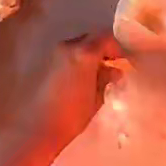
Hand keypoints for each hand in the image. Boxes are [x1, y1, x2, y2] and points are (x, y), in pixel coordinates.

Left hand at [25, 32, 123, 146]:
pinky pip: (70, 53)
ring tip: (102, 71)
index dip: (119, 47)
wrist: (39, 127)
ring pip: (80, 44)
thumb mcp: (96, 97)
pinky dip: (81, 58)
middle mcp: (69, 46)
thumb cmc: (73, 115)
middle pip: (92, 38)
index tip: (126, 60)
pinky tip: (86, 76)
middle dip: (106, 48)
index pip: (107, 38)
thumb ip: (106, 79)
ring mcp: (56, 53)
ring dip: (92, 53)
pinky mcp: (48, 62)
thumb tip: (114, 70)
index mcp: (84, 53)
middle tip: (116, 64)